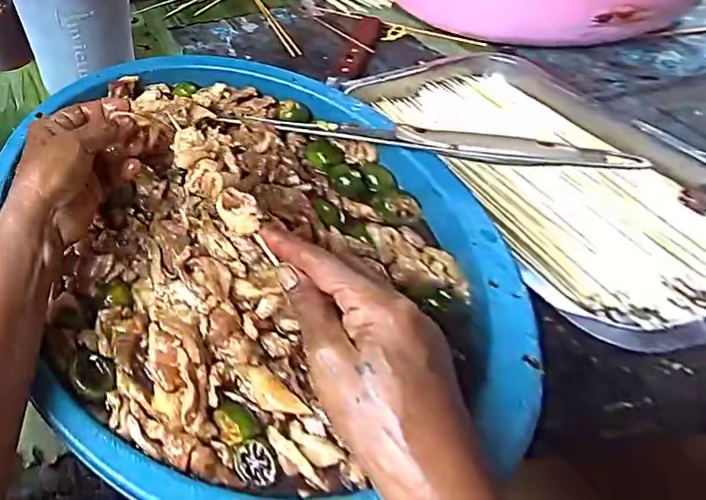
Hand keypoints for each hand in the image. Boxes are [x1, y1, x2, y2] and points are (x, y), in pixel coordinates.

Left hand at [9, 99, 137, 250]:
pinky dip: (123, 169)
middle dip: (122, 131)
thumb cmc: (52, 170)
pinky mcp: (93, 189)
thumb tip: (128, 120)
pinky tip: (133, 167)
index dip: (108, 109)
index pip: (85, 111)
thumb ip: (105, 129)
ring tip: (140, 147)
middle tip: (142, 130)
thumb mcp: (76, 142)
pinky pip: (112, 174)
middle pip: (101, 132)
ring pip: (110, 153)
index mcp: (56, 126)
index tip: (131, 108)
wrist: (44, 218)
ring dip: (126, 149)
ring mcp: (81, 167)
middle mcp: (68, 145)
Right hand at [264, 227, 496, 499]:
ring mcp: (422, 333)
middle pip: (351, 271)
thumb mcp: (329, 363)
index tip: (266, 230)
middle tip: (279, 247)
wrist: (439, 487)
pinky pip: (381, 313)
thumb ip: (309, 311)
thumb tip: (292, 274)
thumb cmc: (378, 426)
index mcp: (384, 307)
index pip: (327, 264)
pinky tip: (336, 311)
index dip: (293, 247)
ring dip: (333, 282)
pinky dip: (353, 304)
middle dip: (314, 260)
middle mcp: (408, 310)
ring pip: (367, 292)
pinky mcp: (426, 356)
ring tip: (301, 274)